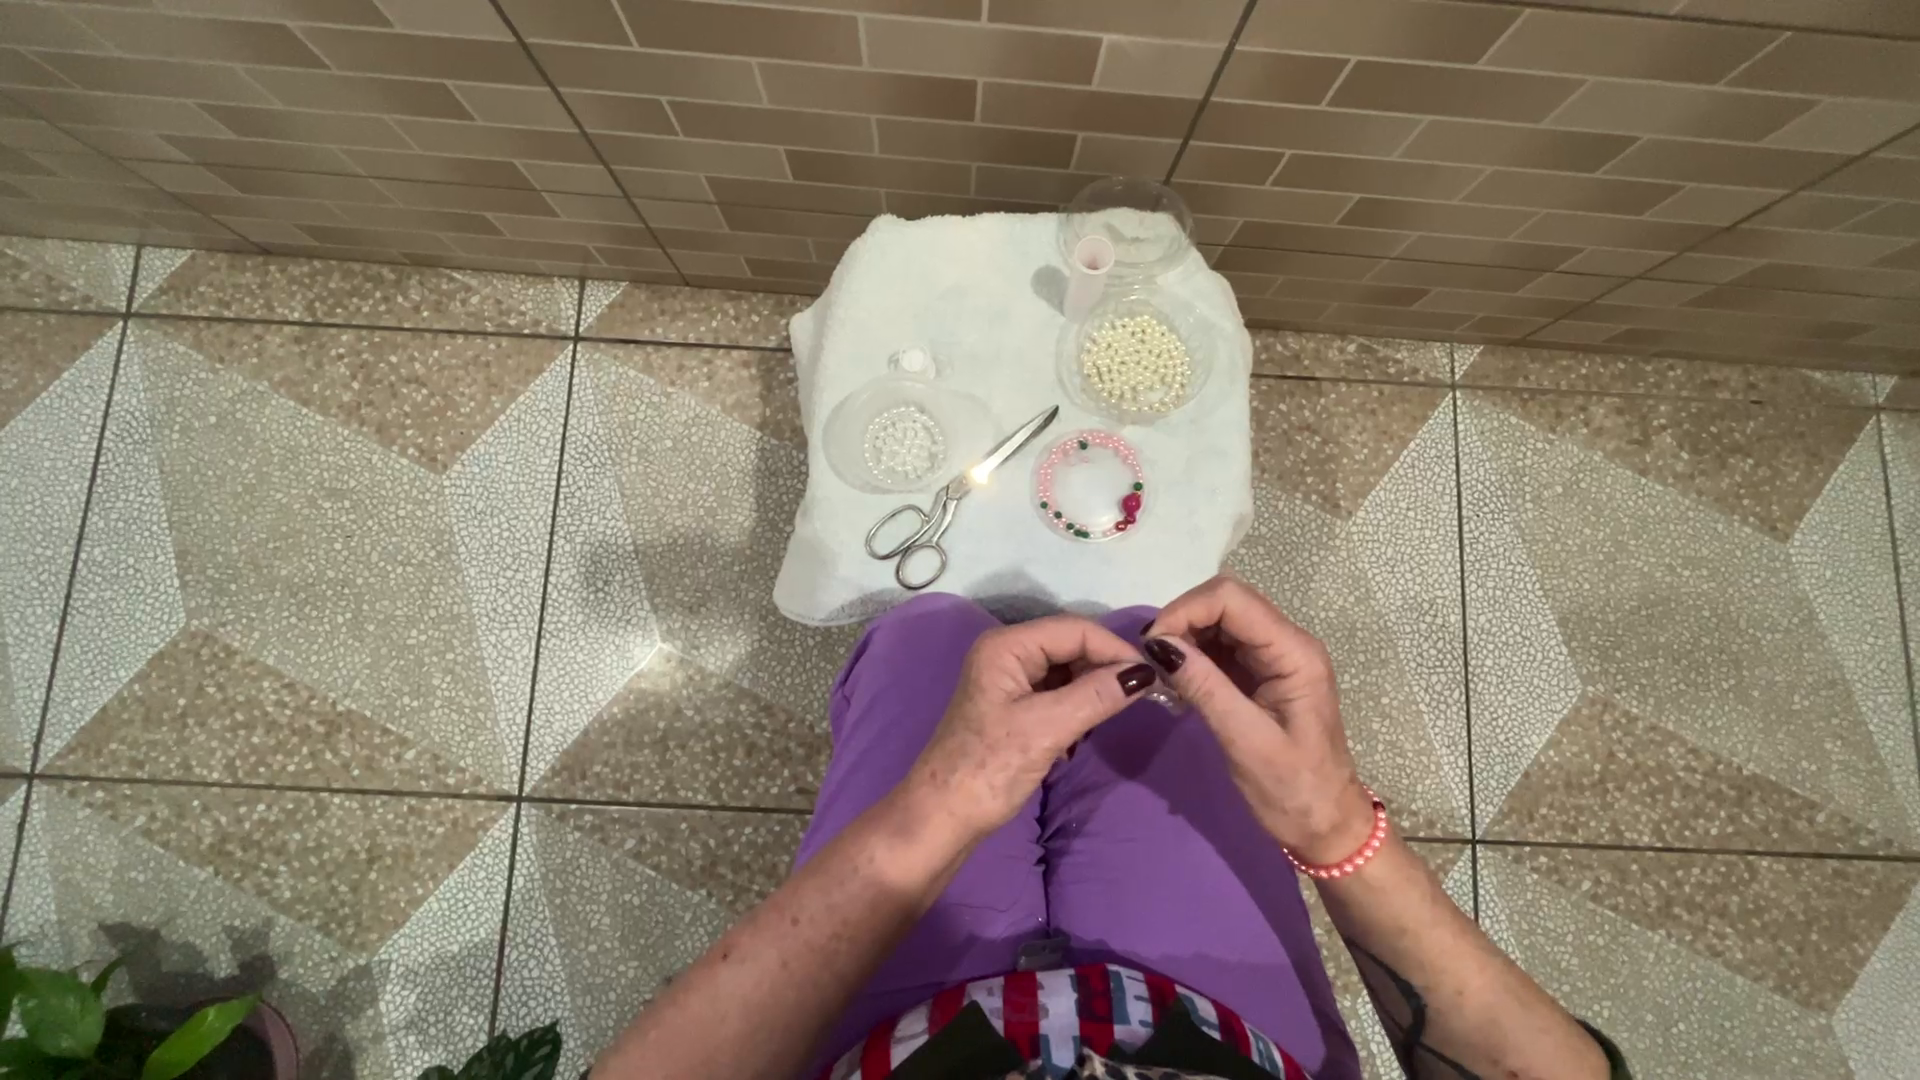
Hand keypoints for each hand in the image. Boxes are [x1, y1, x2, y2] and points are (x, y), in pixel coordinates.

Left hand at [906, 616, 1157, 839]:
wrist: (943, 817)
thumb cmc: (988, 769)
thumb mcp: (1047, 729)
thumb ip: (1096, 695)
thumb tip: (1146, 673)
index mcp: (1007, 646)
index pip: (1074, 629)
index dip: (1115, 649)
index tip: (1153, 678)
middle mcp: (1006, 652)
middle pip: (1071, 645)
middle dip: (1104, 668)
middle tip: (1139, 699)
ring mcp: (1008, 679)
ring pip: (1067, 669)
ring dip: (1091, 690)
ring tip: (1106, 718)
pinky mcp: (1013, 705)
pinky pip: (1057, 692)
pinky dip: (1076, 707)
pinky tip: (1081, 734)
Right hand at [1143, 576, 1374, 863]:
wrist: (1325, 827)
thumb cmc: (1293, 790)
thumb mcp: (1245, 740)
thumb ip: (1204, 686)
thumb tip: (1158, 645)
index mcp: (1294, 653)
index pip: (1231, 598)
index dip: (1185, 610)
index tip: (1152, 646)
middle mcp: (1286, 642)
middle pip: (1223, 601)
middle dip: (1181, 621)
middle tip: (1153, 661)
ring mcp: (1272, 656)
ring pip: (1217, 619)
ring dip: (1183, 638)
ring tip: (1162, 675)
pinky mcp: (1258, 671)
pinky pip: (1218, 644)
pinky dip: (1191, 655)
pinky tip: (1177, 683)